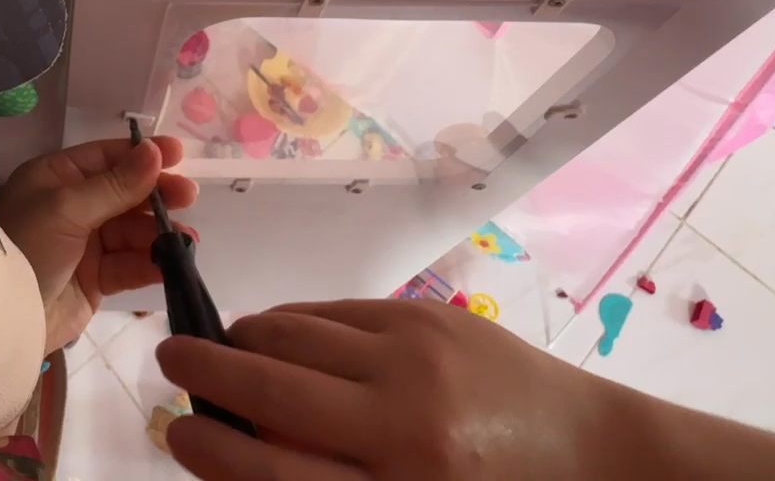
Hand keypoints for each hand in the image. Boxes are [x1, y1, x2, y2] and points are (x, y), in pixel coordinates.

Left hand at [0, 137, 197, 354]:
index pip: (105, 157)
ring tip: (187, 238)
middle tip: (189, 197)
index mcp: (57, 177)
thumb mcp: (67, 208)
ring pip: (131, 230)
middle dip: (156, 194)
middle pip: (124, 193)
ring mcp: (84, 243)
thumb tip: (154, 151)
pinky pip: (128, 265)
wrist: (0, 317)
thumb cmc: (27, 245)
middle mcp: (72, 205)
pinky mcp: (94, 279)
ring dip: (159, 232)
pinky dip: (151, 263)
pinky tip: (173, 262)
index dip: (142, 154)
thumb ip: (115, 184)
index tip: (178, 154)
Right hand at [154, 299, 624, 479]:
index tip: (175, 431)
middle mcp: (400, 420)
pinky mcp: (422, 313)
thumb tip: (246, 456)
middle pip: (272, 387)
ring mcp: (411, 354)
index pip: (275, 472)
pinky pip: (330, 310)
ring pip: (293, 332)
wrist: (606, 459)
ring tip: (224, 342)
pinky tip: (278, 329)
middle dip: (207, 369)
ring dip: (246, 336)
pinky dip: (291, 319)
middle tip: (168, 357)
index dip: (213, 450)